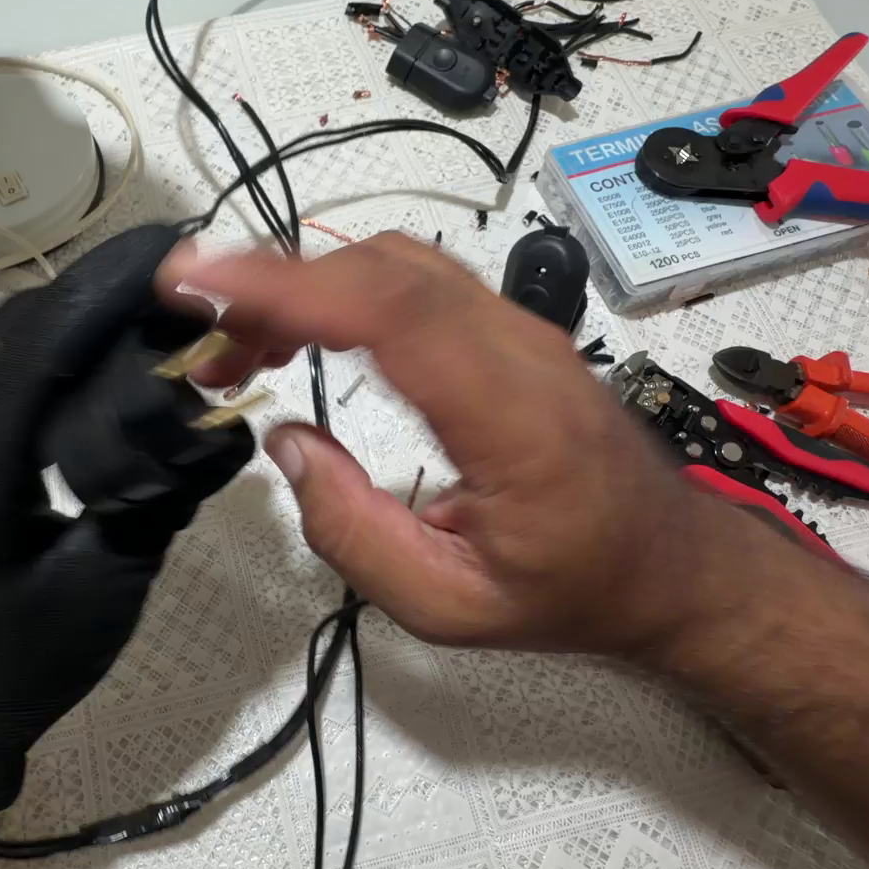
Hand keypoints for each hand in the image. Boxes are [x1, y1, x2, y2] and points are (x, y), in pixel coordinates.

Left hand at [0, 226, 251, 814]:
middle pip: (18, 330)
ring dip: (81, 318)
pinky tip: (107, 362)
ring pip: (8, 346)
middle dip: (99, 292)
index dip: (103, 289)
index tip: (170, 251)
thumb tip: (222, 429)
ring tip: (153, 314)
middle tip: (178, 281)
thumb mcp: (106, 586)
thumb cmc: (20, 665)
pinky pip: (5, 380)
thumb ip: (161, 498)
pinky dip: (61, 354)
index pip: (36, 349)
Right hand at [158, 231, 774, 656]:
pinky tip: (304, 331)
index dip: (289, 285)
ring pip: (393, 263)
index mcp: (511, 420)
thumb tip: (288, 444)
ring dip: (304, 286)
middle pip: (382, 272)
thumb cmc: (569, 589)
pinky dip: (340, 289)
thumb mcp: (447, 605)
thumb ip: (353, 531)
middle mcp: (518, 350)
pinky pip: (412, 280)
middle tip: (207, 344)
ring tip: (242, 344)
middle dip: (274, 287)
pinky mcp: (506, 327)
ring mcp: (517, 328)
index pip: (393, 315)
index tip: (201, 278)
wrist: (668, 560)